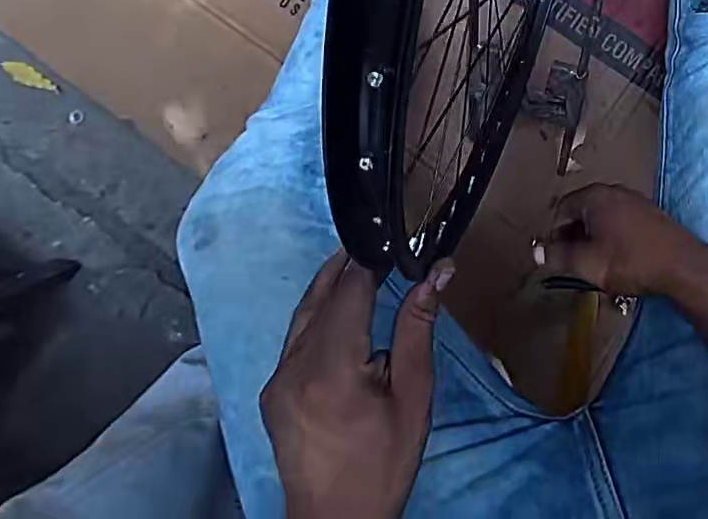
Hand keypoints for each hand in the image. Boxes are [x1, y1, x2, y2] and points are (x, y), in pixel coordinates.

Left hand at [261, 251, 454, 518]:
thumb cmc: (383, 463)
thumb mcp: (413, 397)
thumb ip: (418, 328)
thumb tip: (437, 274)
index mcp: (332, 366)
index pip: (350, 291)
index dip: (370, 262)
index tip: (392, 246)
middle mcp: (296, 364)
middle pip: (322, 295)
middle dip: (349, 266)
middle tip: (375, 244)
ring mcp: (277, 376)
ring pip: (304, 311)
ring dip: (329, 284)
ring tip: (356, 263)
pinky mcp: (270, 388)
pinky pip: (294, 335)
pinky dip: (316, 313)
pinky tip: (335, 308)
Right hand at [538, 183, 707, 295]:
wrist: (685, 268)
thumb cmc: (630, 261)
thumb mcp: (587, 263)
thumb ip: (558, 255)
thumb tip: (536, 252)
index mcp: (593, 195)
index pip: (561, 209)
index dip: (554, 233)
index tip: (556, 255)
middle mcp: (613, 190)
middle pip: (582, 211)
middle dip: (574, 235)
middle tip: (574, 260)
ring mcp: (635, 200)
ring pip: (603, 217)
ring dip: (594, 237)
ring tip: (597, 262)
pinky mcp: (652, 214)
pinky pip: (622, 221)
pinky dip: (614, 237)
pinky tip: (620, 258)